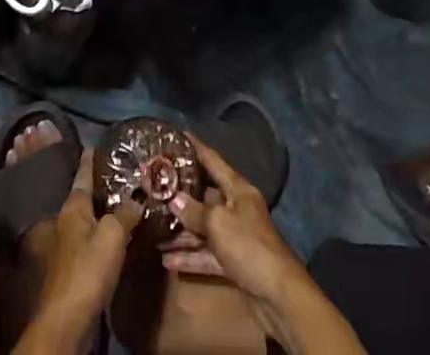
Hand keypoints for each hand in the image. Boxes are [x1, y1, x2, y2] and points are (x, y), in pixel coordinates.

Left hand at [13, 148, 141, 354]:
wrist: (68, 319)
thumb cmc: (87, 268)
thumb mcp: (112, 234)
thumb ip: (125, 212)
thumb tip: (137, 199)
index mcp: (73, 208)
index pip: (82, 175)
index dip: (90, 159)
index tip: (97, 143)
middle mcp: (68, 222)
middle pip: (87, 196)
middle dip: (102, 184)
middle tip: (125, 170)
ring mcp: (71, 246)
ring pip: (93, 218)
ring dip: (108, 209)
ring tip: (131, 198)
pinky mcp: (79, 267)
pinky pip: (97, 239)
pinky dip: (110, 231)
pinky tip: (126, 232)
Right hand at [161, 134, 307, 305]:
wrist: (276, 293)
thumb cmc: (248, 245)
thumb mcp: (218, 223)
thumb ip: (195, 211)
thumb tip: (174, 198)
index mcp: (239, 190)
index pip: (214, 161)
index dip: (197, 148)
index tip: (178, 135)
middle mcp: (237, 208)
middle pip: (206, 195)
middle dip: (182, 193)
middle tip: (154, 186)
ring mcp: (235, 235)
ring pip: (203, 227)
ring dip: (181, 230)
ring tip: (153, 228)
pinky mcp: (232, 261)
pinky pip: (206, 254)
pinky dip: (189, 257)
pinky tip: (166, 260)